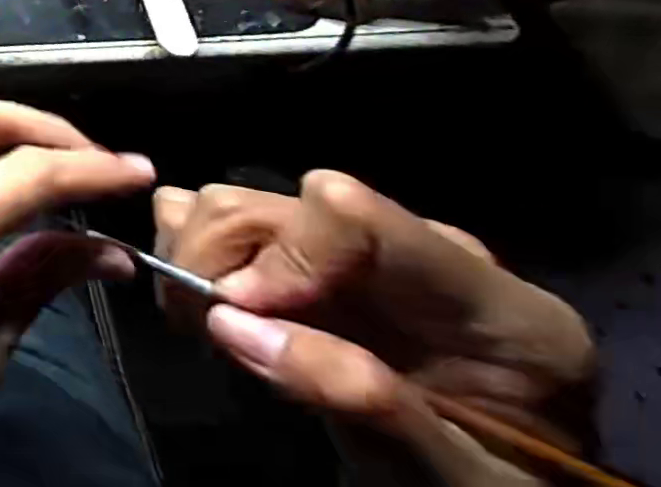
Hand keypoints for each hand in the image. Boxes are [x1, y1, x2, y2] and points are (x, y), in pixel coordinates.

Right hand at [152, 174, 596, 485]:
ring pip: (221, 202)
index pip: (353, 214)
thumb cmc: (481, 484)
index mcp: (479, 295)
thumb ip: (358, 396)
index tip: (239, 312)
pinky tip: (202, 303)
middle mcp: (396, 242)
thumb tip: (228, 323)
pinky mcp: (284, 244)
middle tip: (202, 330)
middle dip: (211, 260)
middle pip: (261, 204)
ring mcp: (334, 238)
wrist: (476, 485)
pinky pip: (200, 211)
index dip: (283, 252)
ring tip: (203, 323)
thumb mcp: (448, 470)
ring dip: (190, 259)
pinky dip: (180, 250)